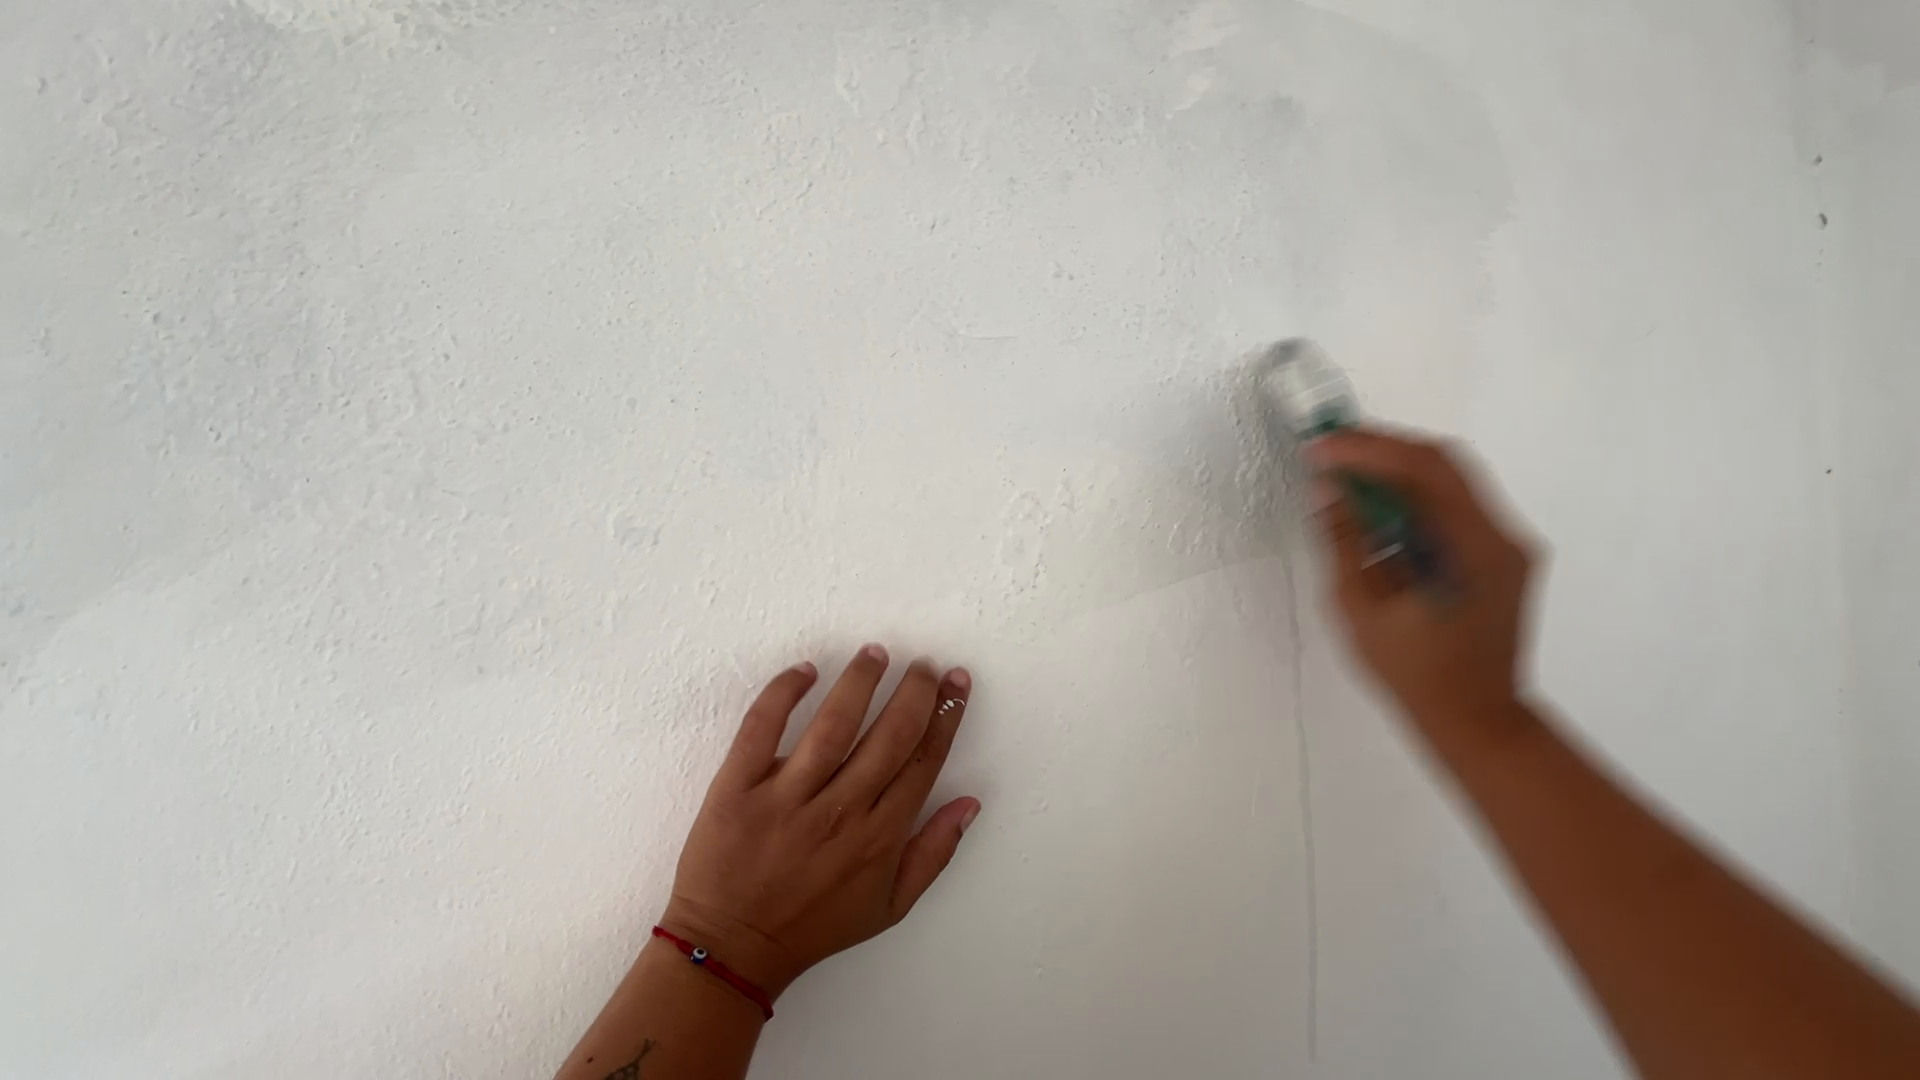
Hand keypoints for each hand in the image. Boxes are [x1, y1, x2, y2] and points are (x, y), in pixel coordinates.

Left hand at [659, 646, 978, 998]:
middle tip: (925, 664)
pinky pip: (762, 727)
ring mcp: (787, 797)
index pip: (923, 760)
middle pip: (890, 734)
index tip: (956, 683)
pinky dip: (783, 692)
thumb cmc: (814, 925)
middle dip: (916, 690)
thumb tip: (971, 802)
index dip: (946, 715)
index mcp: (879, 837)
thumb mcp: (889, 906)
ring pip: (834, 723)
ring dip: (861, 681)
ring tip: (876, 653)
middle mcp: (840, 811)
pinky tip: (806, 669)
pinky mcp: (738, 786)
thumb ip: (934, 853)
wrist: (730, 949)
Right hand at [1308, 429, 1539, 727]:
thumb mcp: (1361, 609)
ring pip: (1449, 478)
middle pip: (1442, 462)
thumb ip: (1345, 542)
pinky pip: (1452, 504)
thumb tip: (1327, 489)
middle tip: (1327, 448)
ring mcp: (1506, 543)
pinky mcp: (1499, 554)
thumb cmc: (1413, 673)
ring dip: (1394, 467)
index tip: (1318, 447)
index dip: (1366, 449)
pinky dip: (1410, 493)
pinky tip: (1375, 503)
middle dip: (1380, 447)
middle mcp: (1502, 535)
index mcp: (1473, 548)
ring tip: (1344, 470)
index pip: (1422, 470)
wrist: (1476, 719)